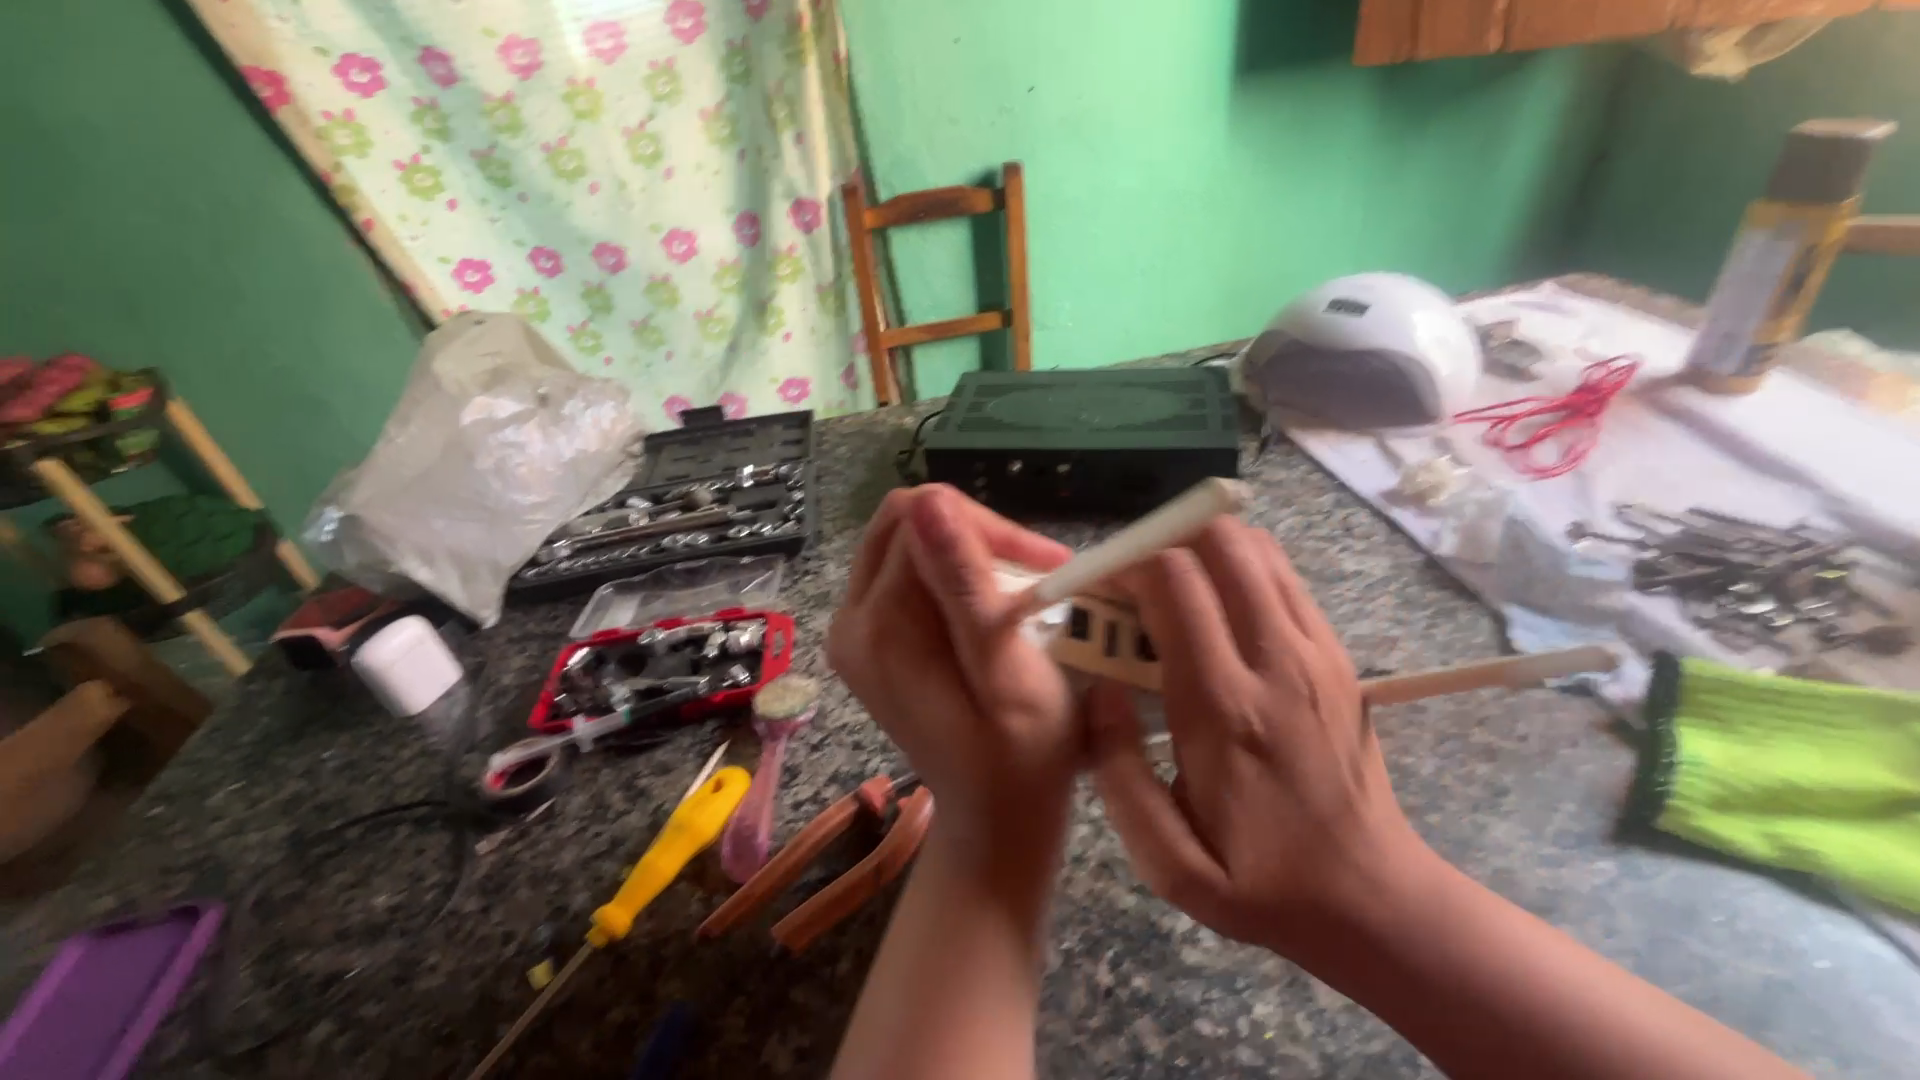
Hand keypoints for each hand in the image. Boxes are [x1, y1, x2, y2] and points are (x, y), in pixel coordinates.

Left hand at [828, 485, 1075, 864]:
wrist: (994, 820)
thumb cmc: (1020, 762)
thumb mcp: (1008, 675)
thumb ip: (966, 587)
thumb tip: (927, 499)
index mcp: (878, 628)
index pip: (924, 519)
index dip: (990, 530)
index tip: (1048, 568)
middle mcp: (849, 621)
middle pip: (906, 522)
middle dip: (978, 534)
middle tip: (1036, 574)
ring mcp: (853, 630)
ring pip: (908, 541)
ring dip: (970, 552)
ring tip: (1023, 591)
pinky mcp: (870, 640)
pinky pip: (907, 574)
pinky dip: (955, 574)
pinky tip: (992, 606)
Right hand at [1085, 520, 1421, 950]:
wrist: (1373, 898)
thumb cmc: (1261, 884)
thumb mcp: (1169, 865)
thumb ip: (1119, 774)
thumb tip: (1099, 692)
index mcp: (1224, 709)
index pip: (1174, 584)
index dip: (1125, 566)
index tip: (1096, 588)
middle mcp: (1275, 662)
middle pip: (1222, 543)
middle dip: (1164, 540)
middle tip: (1131, 581)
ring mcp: (1317, 652)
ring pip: (1258, 549)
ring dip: (1205, 549)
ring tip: (1171, 589)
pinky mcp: (1337, 656)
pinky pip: (1284, 578)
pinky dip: (1242, 570)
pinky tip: (1218, 611)